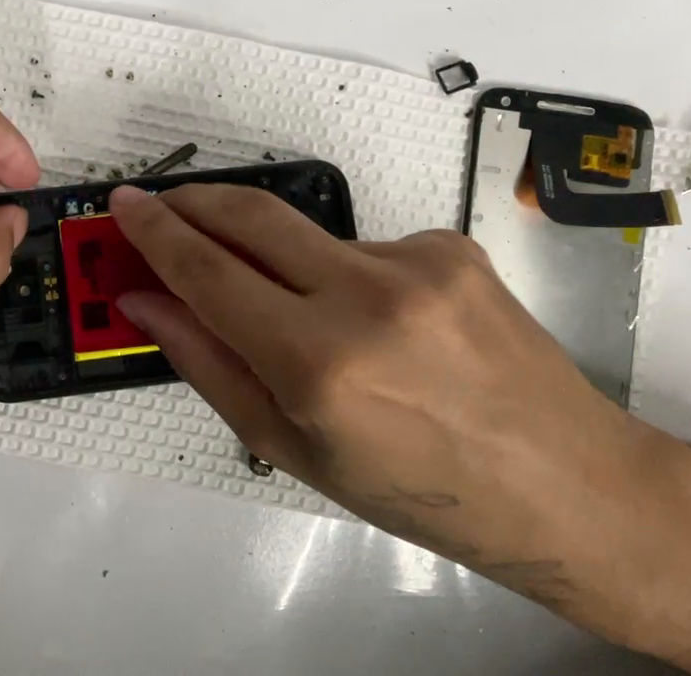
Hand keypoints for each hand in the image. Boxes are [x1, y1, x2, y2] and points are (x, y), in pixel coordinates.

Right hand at [105, 183, 644, 604]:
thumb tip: (144, 301)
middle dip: (193, 202)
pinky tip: (378, 320)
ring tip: (300, 312)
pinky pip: (362, 245)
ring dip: (273, 253)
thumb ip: (206, 363)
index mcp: (316, 363)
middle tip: (160, 206)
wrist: (568, 484)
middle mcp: (365, 298)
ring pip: (305, 233)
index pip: (206, 271)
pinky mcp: (450, 246)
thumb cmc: (415, 489)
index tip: (122, 205)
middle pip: (249, 215)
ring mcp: (416, 262)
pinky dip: (342, 272)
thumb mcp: (289, 447)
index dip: (153, 232)